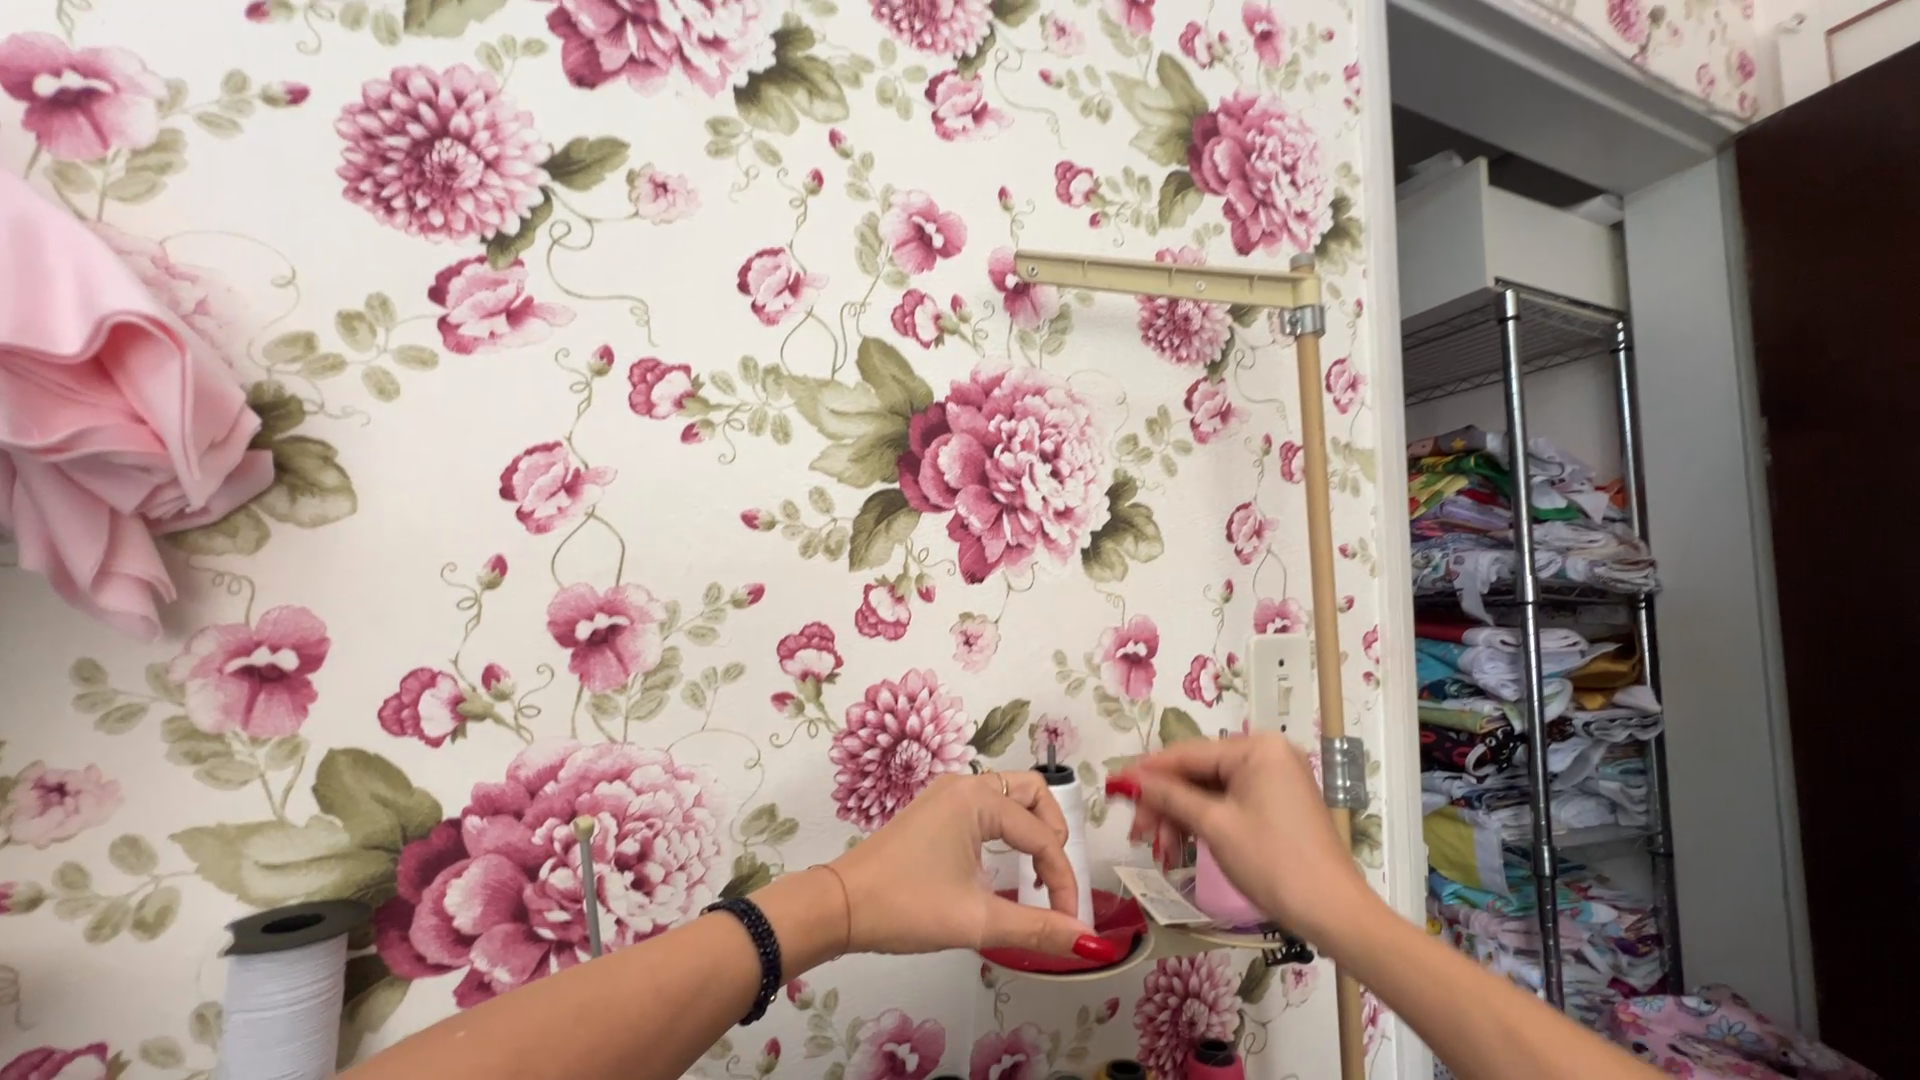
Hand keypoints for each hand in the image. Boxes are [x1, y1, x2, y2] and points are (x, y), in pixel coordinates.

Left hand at [826, 772, 1118, 962]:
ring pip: (1009, 797)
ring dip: (1030, 829)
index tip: (1069, 922)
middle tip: (1052, 880)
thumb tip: (1089, 943)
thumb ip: (1038, 929)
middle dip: (1053, 833)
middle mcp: (964, 786)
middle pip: (1032, 793)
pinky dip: (1005, 830)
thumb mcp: (977, 921)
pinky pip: (985, 807)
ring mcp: (946, 795)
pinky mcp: (934, 810)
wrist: (839, 907)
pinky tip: (1002, 866)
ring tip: (1033, 874)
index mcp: (977, 800)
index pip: (1043, 836)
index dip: (1063, 880)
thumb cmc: (906, 907)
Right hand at [1112, 735, 1373, 941]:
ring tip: (1159, 849)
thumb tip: (1129, 778)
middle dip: (1165, 804)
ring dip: (1180, 818)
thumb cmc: (1273, 862)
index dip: (1148, 772)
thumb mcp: (1214, 825)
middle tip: (1137, 833)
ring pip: (1210, 792)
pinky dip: (1203, 823)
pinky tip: (1181, 846)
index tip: (1114, 786)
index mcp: (1257, 748)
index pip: (1188, 753)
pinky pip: (1228, 804)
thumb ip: (1169, 796)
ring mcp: (1274, 780)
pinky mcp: (1277, 805)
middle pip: (1198, 773)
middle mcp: (1267, 755)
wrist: (1333, 913)